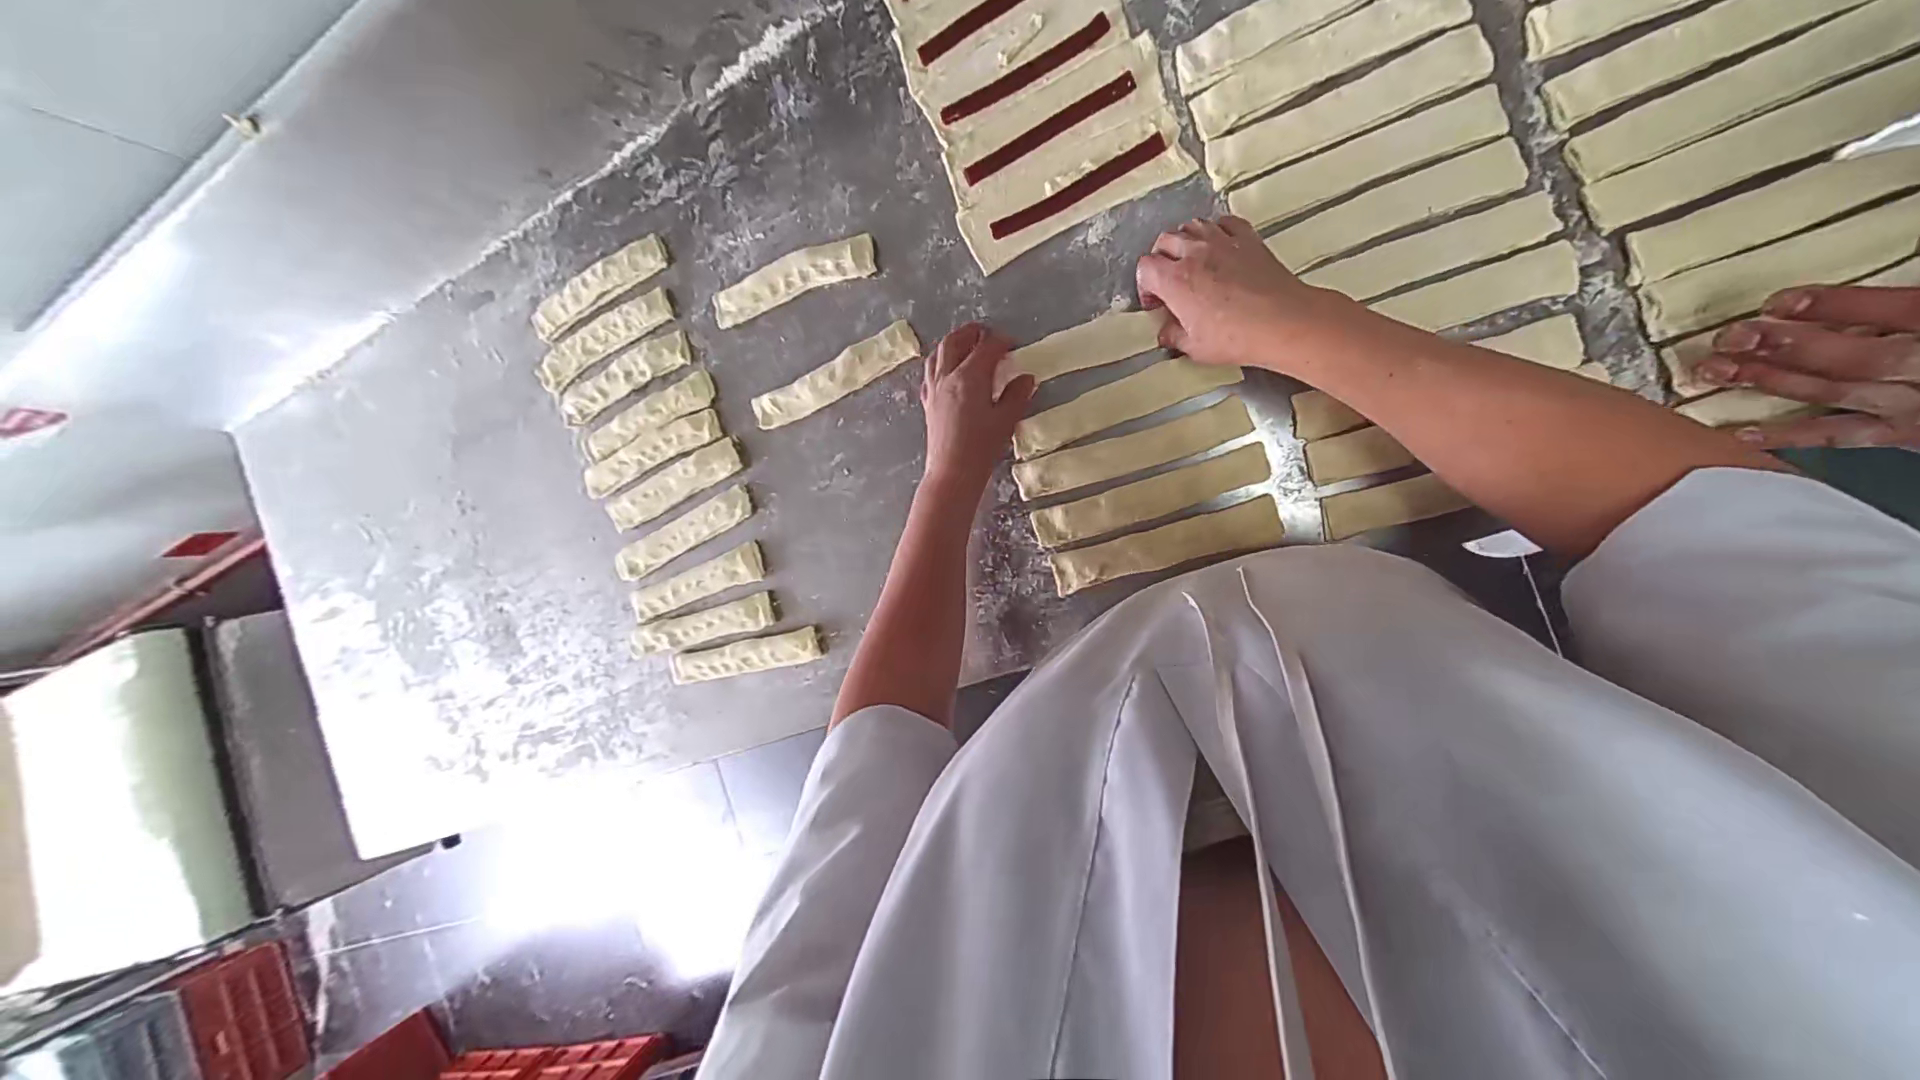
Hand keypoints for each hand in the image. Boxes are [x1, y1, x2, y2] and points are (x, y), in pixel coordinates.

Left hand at [920, 323, 1034, 491]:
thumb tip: (1025, 378)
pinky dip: (939, 365)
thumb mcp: (1005, 421)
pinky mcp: (928, 404)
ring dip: (951, 344)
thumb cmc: (981, 449)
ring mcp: (934, 390)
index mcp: (969, 378)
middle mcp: (947, 378)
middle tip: (984, 332)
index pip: (986, 349)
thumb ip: (1016, 395)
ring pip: (937, 355)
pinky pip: (930, 375)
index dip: (1001, 342)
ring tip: (964, 344)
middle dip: (970, 333)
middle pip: (954, 343)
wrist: (952, 473)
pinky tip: (946, 372)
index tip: (1012, 345)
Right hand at [1135, 215, 1352, 370]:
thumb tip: (1167, 333)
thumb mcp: (1194, 347)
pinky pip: (1224, 222)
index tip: (1155, 301)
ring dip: (1184, 240)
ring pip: (1192, 225)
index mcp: (1175, 281)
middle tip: (1166, 279)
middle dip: (1160, 259)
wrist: (1281, 322)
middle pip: (1165, 240)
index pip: (1145, 267)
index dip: (1145, 284)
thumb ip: (1174, 336)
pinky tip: (1218, 244)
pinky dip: (1216, 230)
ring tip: (1189, 260)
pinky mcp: (1247, 240)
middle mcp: (1195, 254)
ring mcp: (1222, 242)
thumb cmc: (1238, 335)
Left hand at [1695, 286, 1919, 449]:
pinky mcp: (1908, 435)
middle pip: (1855, 356)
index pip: (1901, 310)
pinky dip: (1791, 436)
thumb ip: (1910, 303)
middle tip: (1729, 337)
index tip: (1779, 301)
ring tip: (1713, 370)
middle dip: (1788, 346)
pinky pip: (1843, 437)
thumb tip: (1893, 265)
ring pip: (1835, 393)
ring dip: (1769, 382)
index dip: (1838, 305)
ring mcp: (1919, 405)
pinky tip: (1740, 433)